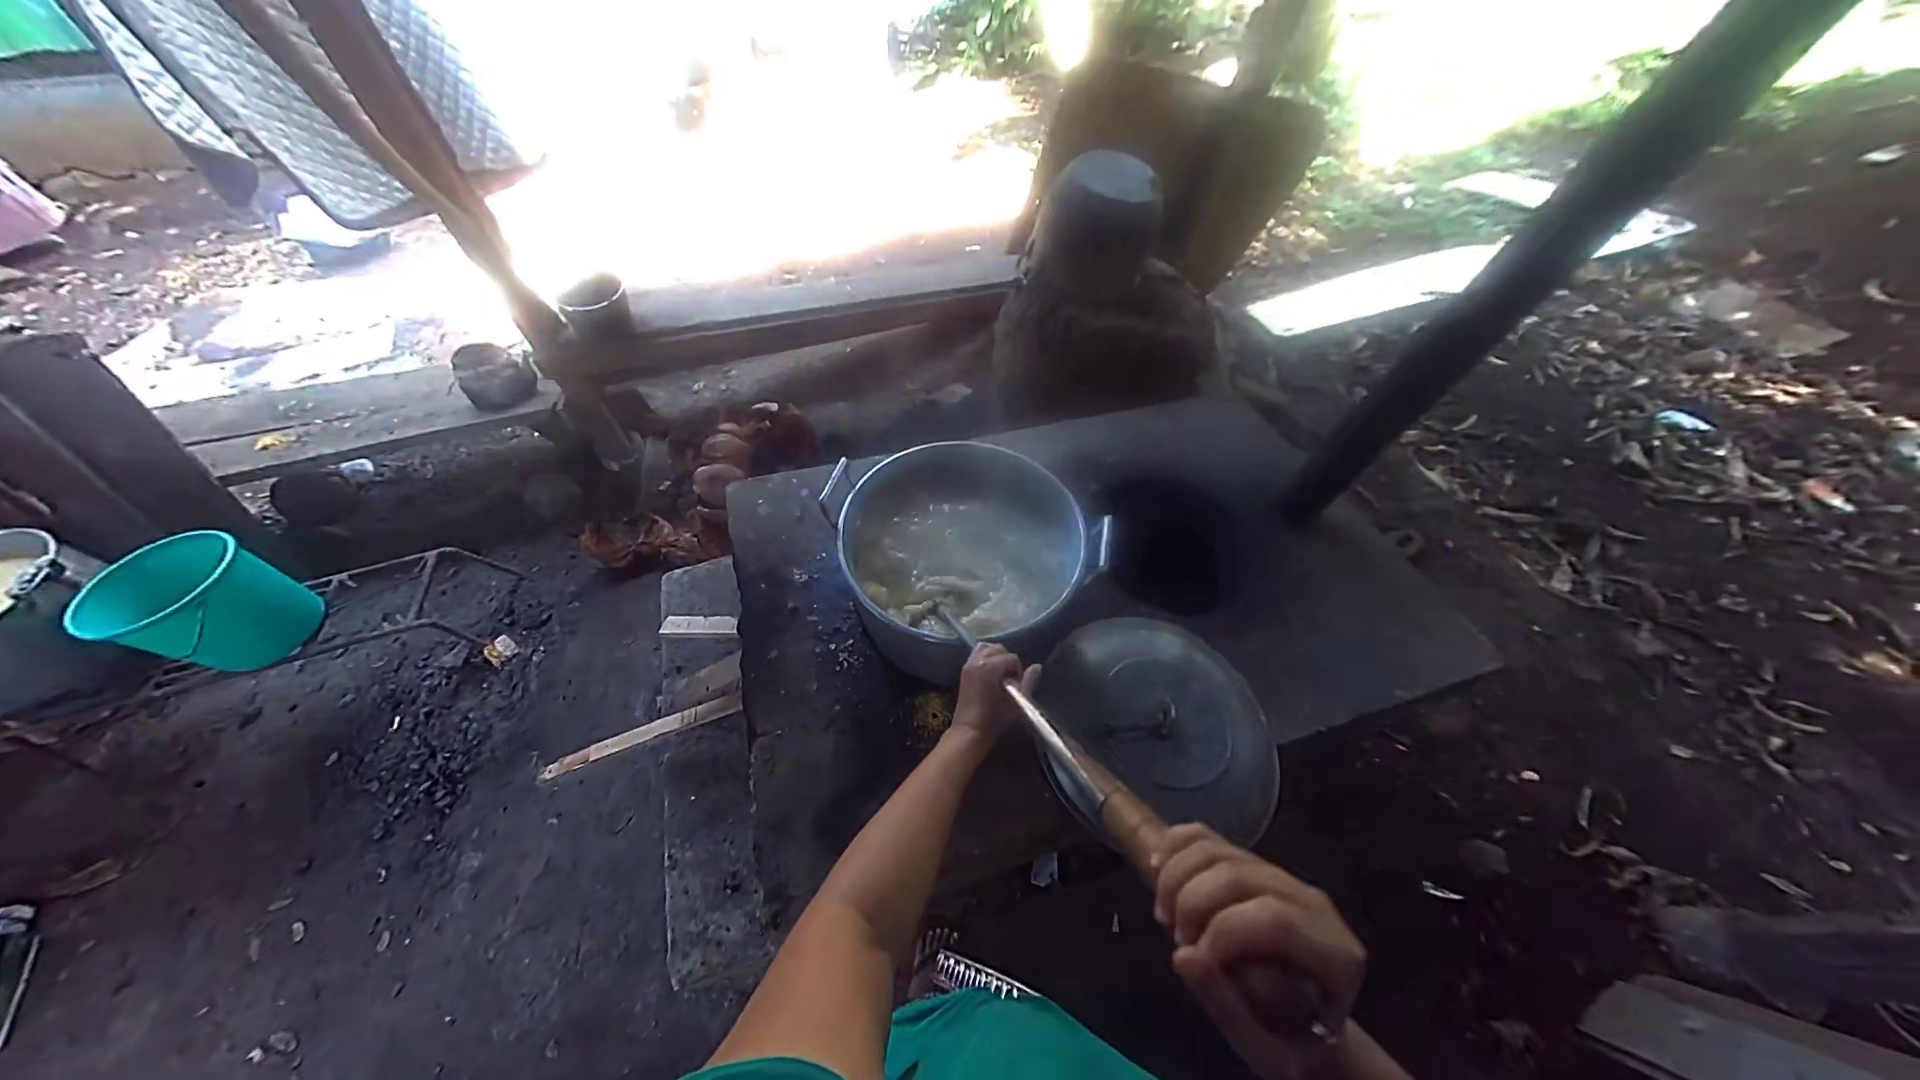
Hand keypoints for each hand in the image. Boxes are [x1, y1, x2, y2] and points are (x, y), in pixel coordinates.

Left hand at [950, 643, 1038, 740]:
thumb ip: (1028, 681)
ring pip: (986, 648)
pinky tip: (991, 673)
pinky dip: (986, 657)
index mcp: (990, 666)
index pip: (1012, 658)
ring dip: (996, 656)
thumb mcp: (1016, 700)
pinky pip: (977, 654)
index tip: (1017, 686)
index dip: (1018, 671)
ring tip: (1000, 673)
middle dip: (1007, 660)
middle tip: (1010, 679)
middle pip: (999, 649)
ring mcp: (969, 664)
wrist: (970, 730)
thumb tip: (1037, 666)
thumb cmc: (995, 718)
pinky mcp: (964, 670)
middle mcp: (977, 660)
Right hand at [1153, 824, 1366, 1079]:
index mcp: (1331, 951)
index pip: (1275, 919)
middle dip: (1191, 902)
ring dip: (1176, 876)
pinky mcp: (1248, 860)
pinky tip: (1157, 869)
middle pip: (1237, 875)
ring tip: (1164, 916)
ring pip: (1215, 850)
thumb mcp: (1265, 1050)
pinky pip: (1206, 835)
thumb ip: (1227, 1008)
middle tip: (1175, 940)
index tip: (1190, 958)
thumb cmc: (1286, 1040)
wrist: (1301, 1019)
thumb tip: (1182, 956)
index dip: (1223, 931)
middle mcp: (1309, 900)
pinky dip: (1175, 844)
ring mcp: (1277, 873)